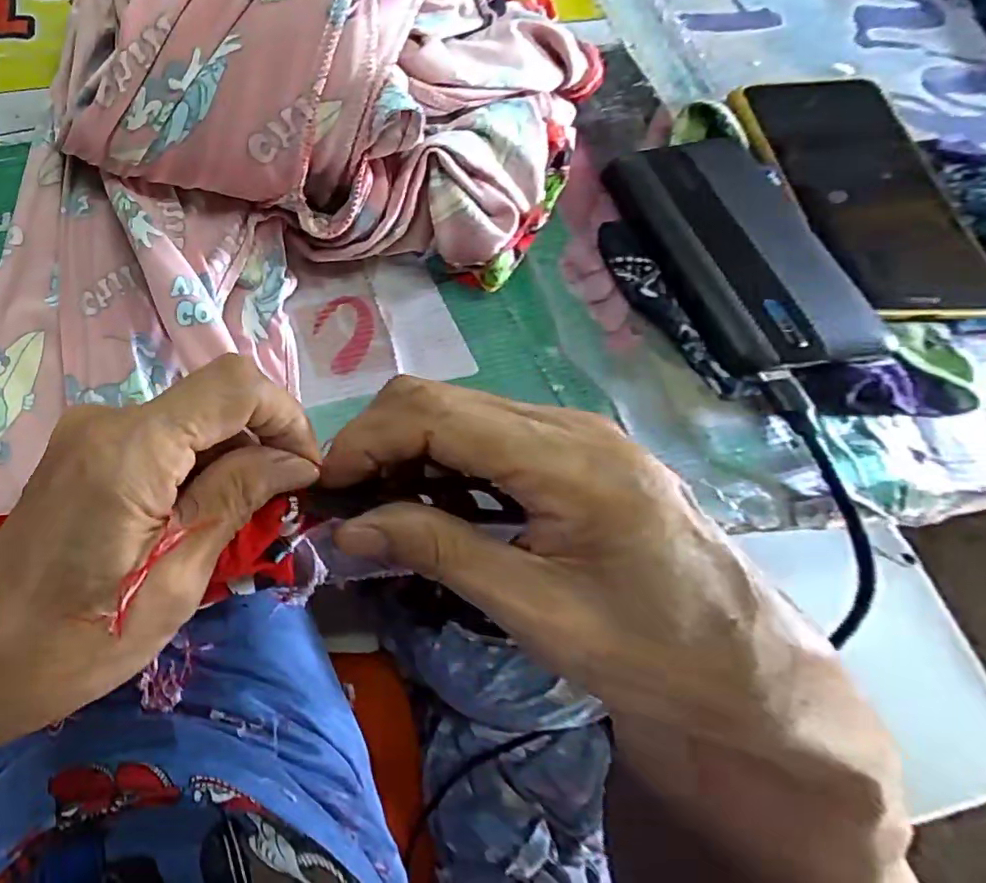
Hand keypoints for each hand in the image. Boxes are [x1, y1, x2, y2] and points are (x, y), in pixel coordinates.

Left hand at [0, 355, 320, 785]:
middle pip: (205, 399)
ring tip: (228, 525)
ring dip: (218, 458)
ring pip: (179, 419)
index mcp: (130, 446)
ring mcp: (81, 430)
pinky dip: (181, 464)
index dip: (283, 416)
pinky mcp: (73, 449)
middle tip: (272, 512)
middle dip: (253, 443)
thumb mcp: (174, 579)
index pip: (233, 383)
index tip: (305, 473)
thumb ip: (232, 501)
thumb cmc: (82, 639)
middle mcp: (103, 418)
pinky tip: (183, 517)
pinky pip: (147, 437)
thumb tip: (292, 460)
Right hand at [322, 378, 912, 880]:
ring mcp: (569, 435)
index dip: (363, 442)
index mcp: (568, 459)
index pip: (430, 412)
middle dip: (371, 443)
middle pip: (431, 398)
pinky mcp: (566, 453)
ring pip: (447, 410)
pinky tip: (426, 503)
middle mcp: (566, 427)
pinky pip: (475, 432)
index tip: (326, 490)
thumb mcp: (533, 609)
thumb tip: (344, 529)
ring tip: (377, 506)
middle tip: (344, 500)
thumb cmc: (652, 654)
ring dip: (397, 451)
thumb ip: (434, 550)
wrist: (758, 685)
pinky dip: (430, 460)